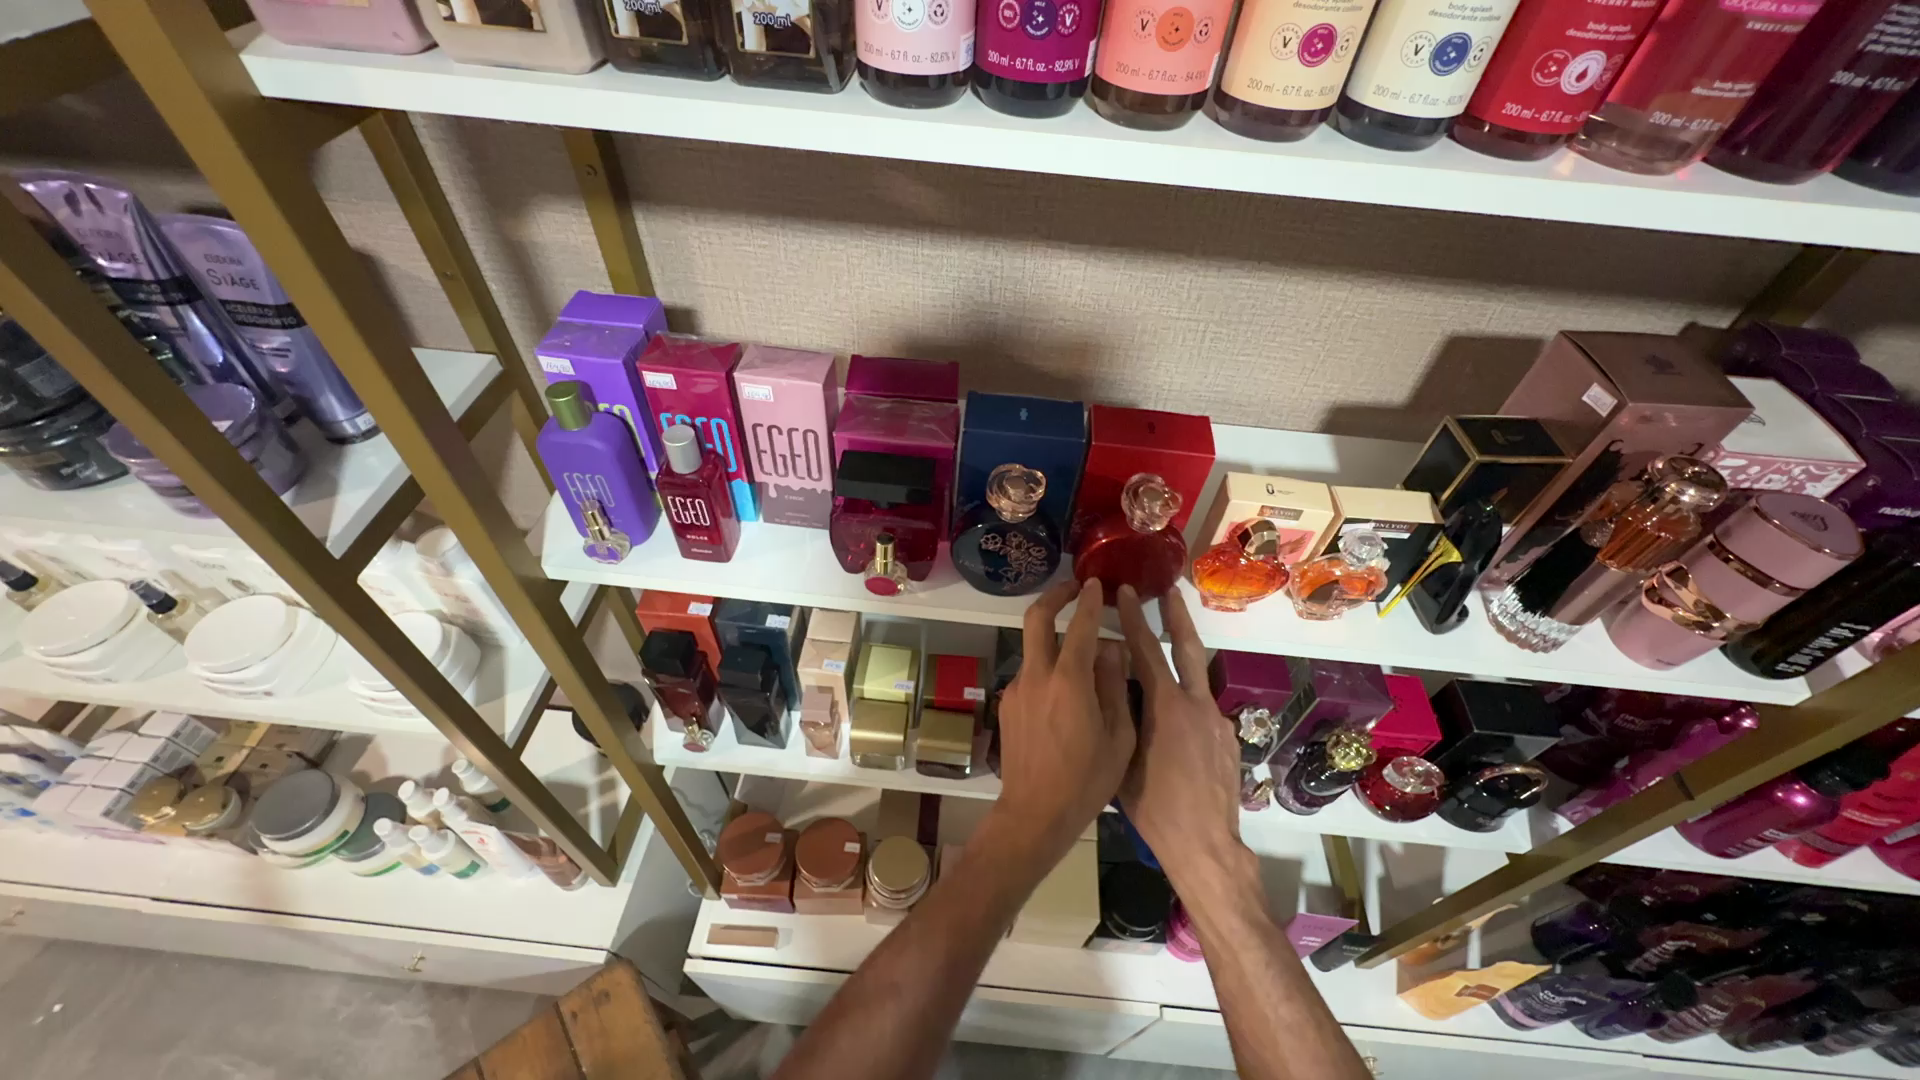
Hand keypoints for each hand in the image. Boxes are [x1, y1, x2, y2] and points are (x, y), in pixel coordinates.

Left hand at [990, 578, 1136, 863]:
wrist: (1035, 813)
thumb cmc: (1087, 780)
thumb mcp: (1119, 736)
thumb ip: (1115, 686)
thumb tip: (1111, 648)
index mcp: (1069, 681)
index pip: (1079, 627)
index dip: (1089, 601)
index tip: (1097, 584)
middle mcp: (1036, 676)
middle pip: (1036, 619)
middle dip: (1055, 596)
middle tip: (1074, 588)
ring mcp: (1016, 689)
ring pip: (1032, 648)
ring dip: (1052, 637)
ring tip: (1079, 650)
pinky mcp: (1007, 704)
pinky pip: (1030, 674)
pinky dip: (1047, 668)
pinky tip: (1065, 691)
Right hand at [1115, 584, 1246, 883]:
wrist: (1205, 846)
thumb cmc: (1153, 807)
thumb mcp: (1122, 758)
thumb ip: (1120, 715)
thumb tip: (1111, 681)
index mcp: (1166, 707)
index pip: (1146, 650)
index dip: (1133, 619)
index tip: (1125, 592)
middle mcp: (1197, 705)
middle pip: (1188, 647)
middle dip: (1175, 616)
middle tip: (1168, 590)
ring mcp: (1218, 721)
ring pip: (1199, 678)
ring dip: (1184, 656)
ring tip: (1170, 647)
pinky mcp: (1228, 739)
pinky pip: (1204, 709)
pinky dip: (1187, 702)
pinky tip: (1174, 720)